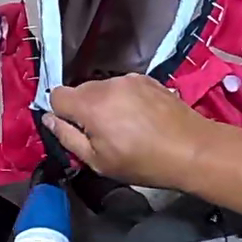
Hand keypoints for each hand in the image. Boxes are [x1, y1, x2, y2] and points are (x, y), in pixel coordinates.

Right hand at [45, 74, 217, 189]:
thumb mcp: (98, 161)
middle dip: (84, 110)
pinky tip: (141, 118)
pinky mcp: (147, 79)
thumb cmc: (144, 162)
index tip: (75, 130)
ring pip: (102, 88)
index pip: (57, 95)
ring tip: (126, 128)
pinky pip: (123, 86)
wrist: (192, 149)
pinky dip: (124, 99)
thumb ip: (67, 138)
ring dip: (105, 104)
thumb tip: (49, 120)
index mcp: (90, 105)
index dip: (61, 113)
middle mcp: (107, 84)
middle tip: (103, 135)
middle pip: (80, 91)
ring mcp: (129, 79)